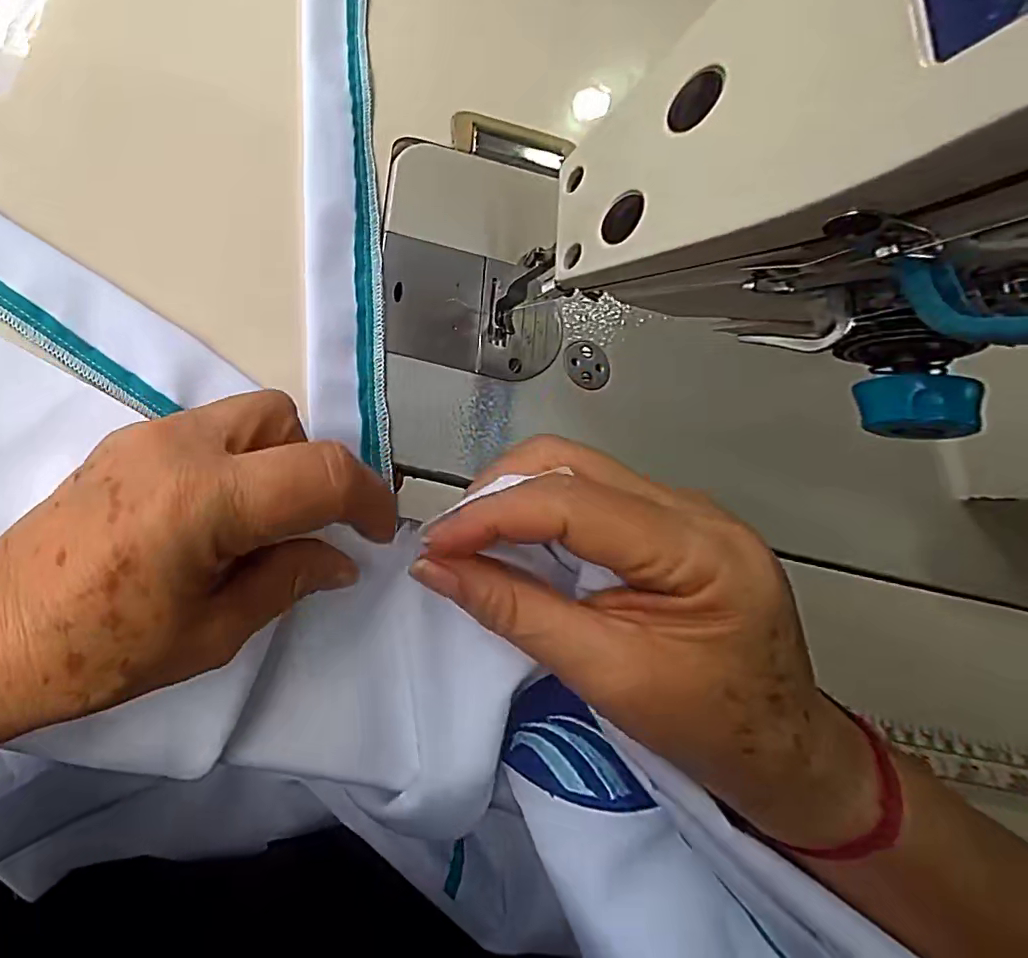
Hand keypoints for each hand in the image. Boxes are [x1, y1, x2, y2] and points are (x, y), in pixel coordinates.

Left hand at [0, 389, 400, 766]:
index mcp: (204, 498)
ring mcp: (140, 437)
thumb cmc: (99, 651)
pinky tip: (199, 520)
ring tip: (246, 529)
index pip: (319, 468)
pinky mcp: (116, 444)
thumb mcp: (209, 633)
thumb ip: (281, 581)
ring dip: (262, 460)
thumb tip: (335, 557)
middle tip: (300, 530)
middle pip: (277, 417)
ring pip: (234, 417)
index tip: (374, 533)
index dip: (365, 497)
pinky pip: (194, 432)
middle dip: (305, 466)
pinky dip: (221, 461)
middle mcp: (175, 446)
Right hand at [409, 436, 880, 850]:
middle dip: (491, 495)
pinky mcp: (656, 520)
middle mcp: (690, 511)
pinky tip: (508, 543)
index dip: (487, 516)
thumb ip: (511, 609)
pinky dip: (526, 509)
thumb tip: (432, 567)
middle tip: (451, 542)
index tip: (434, 546)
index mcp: (696, 551)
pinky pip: (575, 489)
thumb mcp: (599, 671)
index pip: (567, 502)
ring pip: (563, 466)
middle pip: (562, 462)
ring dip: (504, 497)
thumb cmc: (706, 723)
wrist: (783, 752)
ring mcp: (676, 510)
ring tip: (472, 542)